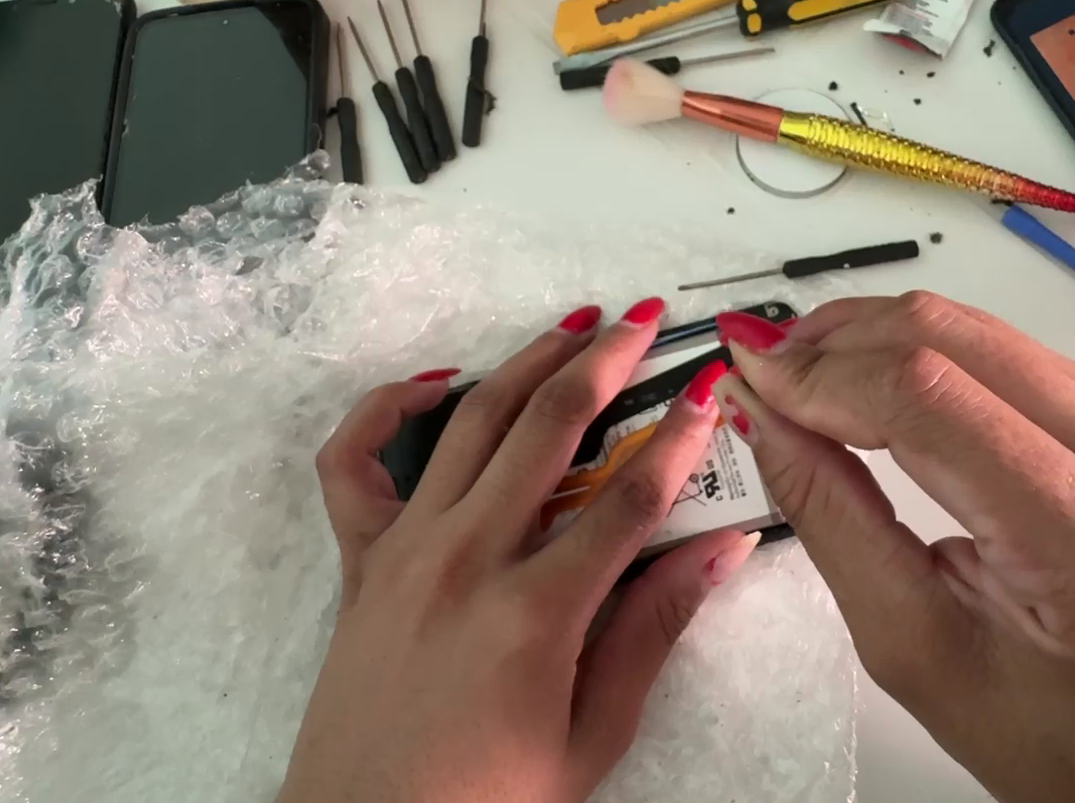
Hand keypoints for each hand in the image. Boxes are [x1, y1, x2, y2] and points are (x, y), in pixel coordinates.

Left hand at [278, 300, 759, 802]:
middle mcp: (467, 556)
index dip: (681, 437)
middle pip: (549, 427)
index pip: (631, 498)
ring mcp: (406, 546)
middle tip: (641, 319)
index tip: (709, 390)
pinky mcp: (360, 555)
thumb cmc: (489, 802)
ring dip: (527, 361)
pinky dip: (387, 409)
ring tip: (573, 324)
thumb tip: (721, 547)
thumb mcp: (591, 737)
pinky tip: (436, 384)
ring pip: (473, 421)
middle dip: (606, 362)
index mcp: (535, 611)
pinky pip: (353, 460)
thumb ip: (654, 629)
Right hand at [709, 294, 1074, 802]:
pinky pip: (1002, 348)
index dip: (821, 374)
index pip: (930, 403)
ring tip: (804, 372)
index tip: (747, 372)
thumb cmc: (1043, 734)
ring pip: (972, 329)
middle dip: (834, 342)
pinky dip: (918, 350)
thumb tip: (760, 410)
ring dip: (870, 337)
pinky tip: (872, 380)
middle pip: (951, 342)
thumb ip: (828, 513)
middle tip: (762, 367)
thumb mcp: (907, 644)